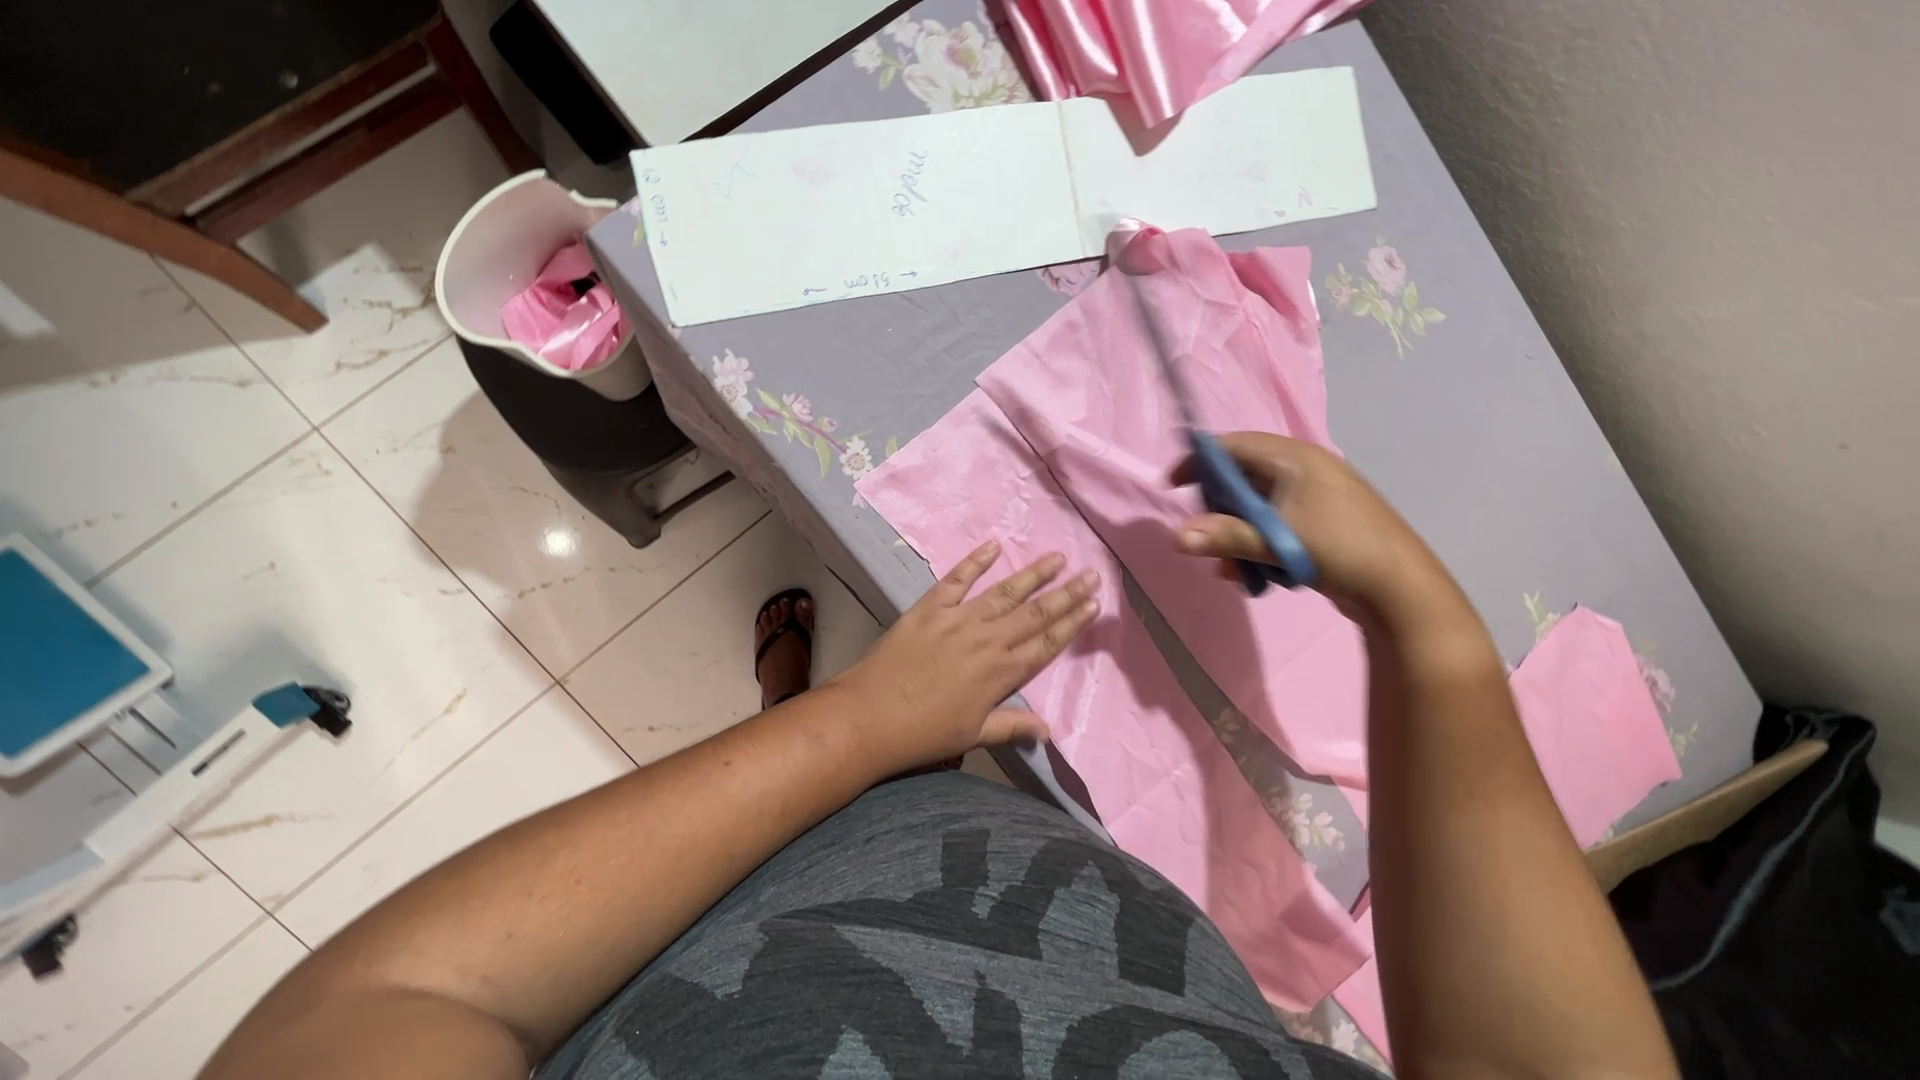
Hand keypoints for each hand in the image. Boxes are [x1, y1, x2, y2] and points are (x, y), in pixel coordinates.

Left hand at [829, 541, 1099, 771]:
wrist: (869, 717)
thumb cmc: (923, 734)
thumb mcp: (973, 735)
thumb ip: (1012, 726)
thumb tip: (1050, 730)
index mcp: (1001, 673)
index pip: (1046, 643)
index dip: (1072, 623)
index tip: (1094, 604)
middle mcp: (986, 640)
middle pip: (1035, 613)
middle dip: (1066, 593)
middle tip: (1092, 574)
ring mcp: (957, 620)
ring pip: (1004, 592)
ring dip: (1033, 574)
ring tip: (1057, 557)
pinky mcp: (929, 609)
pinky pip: (956, 580)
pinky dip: (975, 561)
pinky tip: (993, 546)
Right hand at [1171, 433, 1451, 624]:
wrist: (1401, 589)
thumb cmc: (1341, 551)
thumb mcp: (1278, 542)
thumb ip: (1226, 537)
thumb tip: (1176, 537)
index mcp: (1296, 459)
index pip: (1234, 446)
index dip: (1199, 463)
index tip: (1172, 487)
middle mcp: (1303, 470)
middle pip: (1241, 480)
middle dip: (1218, 513)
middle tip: (1207, 541)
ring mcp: (1314, 497)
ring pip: (1256, 509)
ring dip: (1237, 538)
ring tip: (1234, 572)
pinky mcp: (1319, 524)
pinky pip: (1274, 526)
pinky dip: (1259, 547)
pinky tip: (1258, 577)